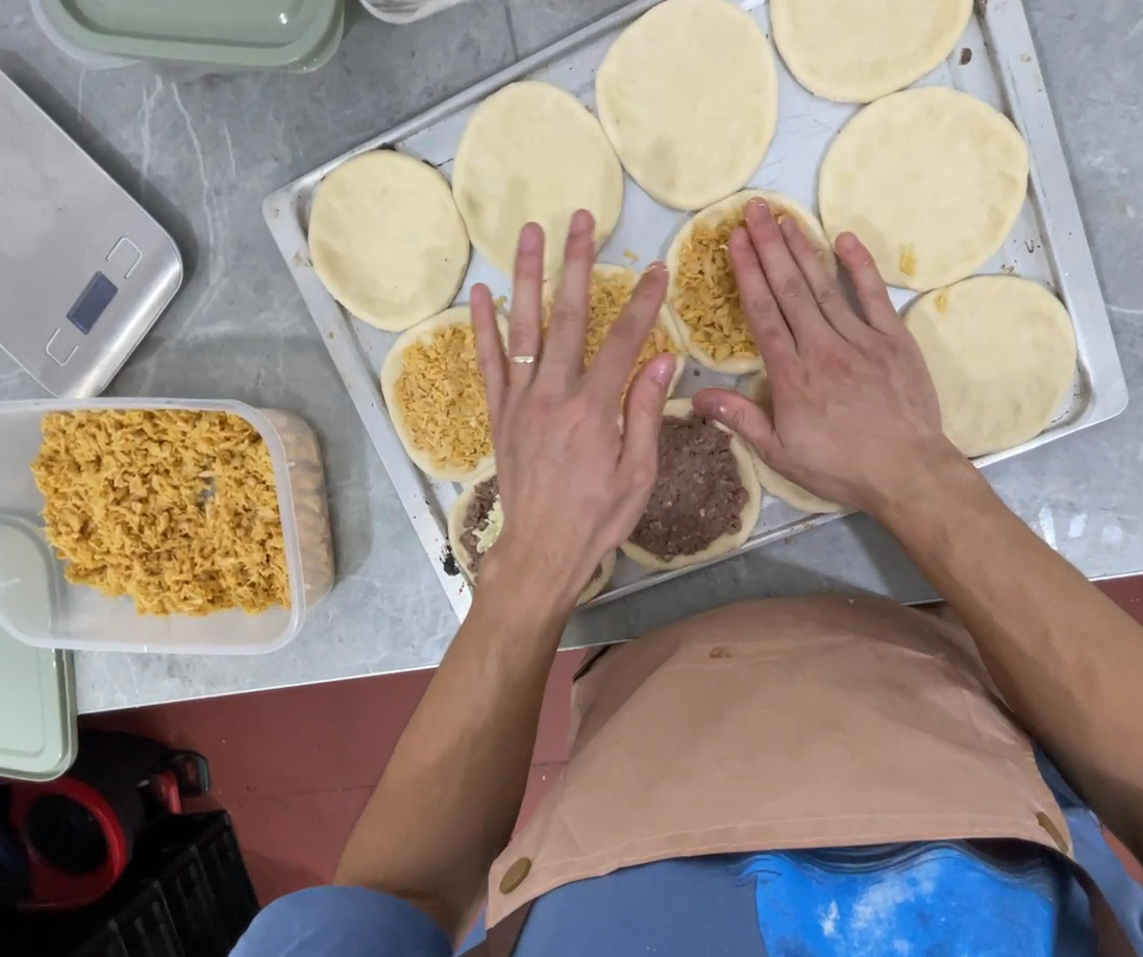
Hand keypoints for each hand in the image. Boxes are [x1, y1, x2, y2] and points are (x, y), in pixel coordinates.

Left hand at [470, 210, 676, 613]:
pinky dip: (483, 327)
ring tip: (529, 234)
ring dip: (527, 277)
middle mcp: (553, 396)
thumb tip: (661, 361)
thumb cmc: (597, 518)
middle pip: (567, 318)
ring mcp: (520, 403)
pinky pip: (489, 363)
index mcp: (593, 410)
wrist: (541, 550)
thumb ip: (645, 414)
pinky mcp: (499, 417)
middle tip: (581, 220)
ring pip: (522, 328)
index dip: (643, 303)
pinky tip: (482, 294)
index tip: (658, 271)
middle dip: (577, 264)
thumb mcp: (638, 473)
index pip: (624, 341)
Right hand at [691, 198, 971, 519]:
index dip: (747, 274)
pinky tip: (843, 239)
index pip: (763, 313)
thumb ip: (741, 420)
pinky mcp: (893, 339)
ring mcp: (860, 339)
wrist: (905, 470)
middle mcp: (822, 346)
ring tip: (784, 217)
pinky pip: (872, 295)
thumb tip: (699, 397)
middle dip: (769, 246)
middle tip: (754, 210)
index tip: (734, 242)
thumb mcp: (780, 454)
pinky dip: (859, 266)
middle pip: (789, 288)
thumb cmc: (839, 467)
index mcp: (792, 374)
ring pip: (824, 285)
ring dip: (802, 249)